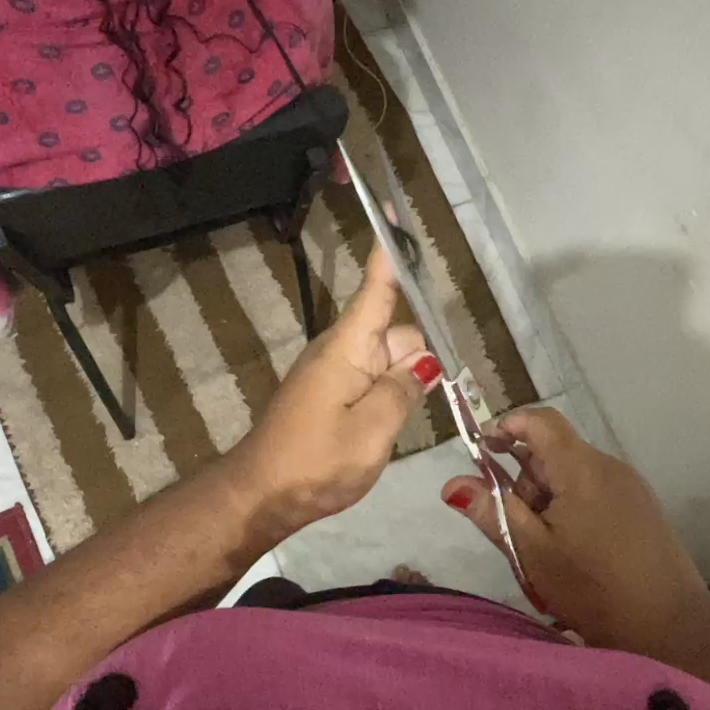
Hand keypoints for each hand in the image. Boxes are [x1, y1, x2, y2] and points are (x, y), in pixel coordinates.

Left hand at [228, 242, 440, 532]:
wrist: (261, 495)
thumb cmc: (316, 460)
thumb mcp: (373, 430)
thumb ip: (403, 391)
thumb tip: (426, 362)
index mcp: (349, 347)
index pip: (376, 290)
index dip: (389, 255)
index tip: (393, 213)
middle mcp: (341, 351)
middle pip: (396, 332)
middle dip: (423, 352)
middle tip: (449, 388)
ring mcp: (334, 375)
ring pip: (387, 361)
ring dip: (408, 379)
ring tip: (421, 413)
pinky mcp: (329, 397)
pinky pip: (371, 381)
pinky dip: (391, 393)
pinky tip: (398, 422)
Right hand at [439, 408, 709, 648]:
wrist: (670, 629)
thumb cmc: (593, 588)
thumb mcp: (532, 552)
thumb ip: (492, 511)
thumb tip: (451, 483)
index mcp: (582, 469)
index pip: (540, 420)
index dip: (506, 425)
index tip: (480, 450)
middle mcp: (609, 467)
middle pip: (553, 451)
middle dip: (522, 477)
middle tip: (510, 524)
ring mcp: (630, 488)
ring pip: (572, 475)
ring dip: (544, 498)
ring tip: (539, 547)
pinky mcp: (641, 510)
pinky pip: (594, 492)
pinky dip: (569, 508)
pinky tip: (568, 551)